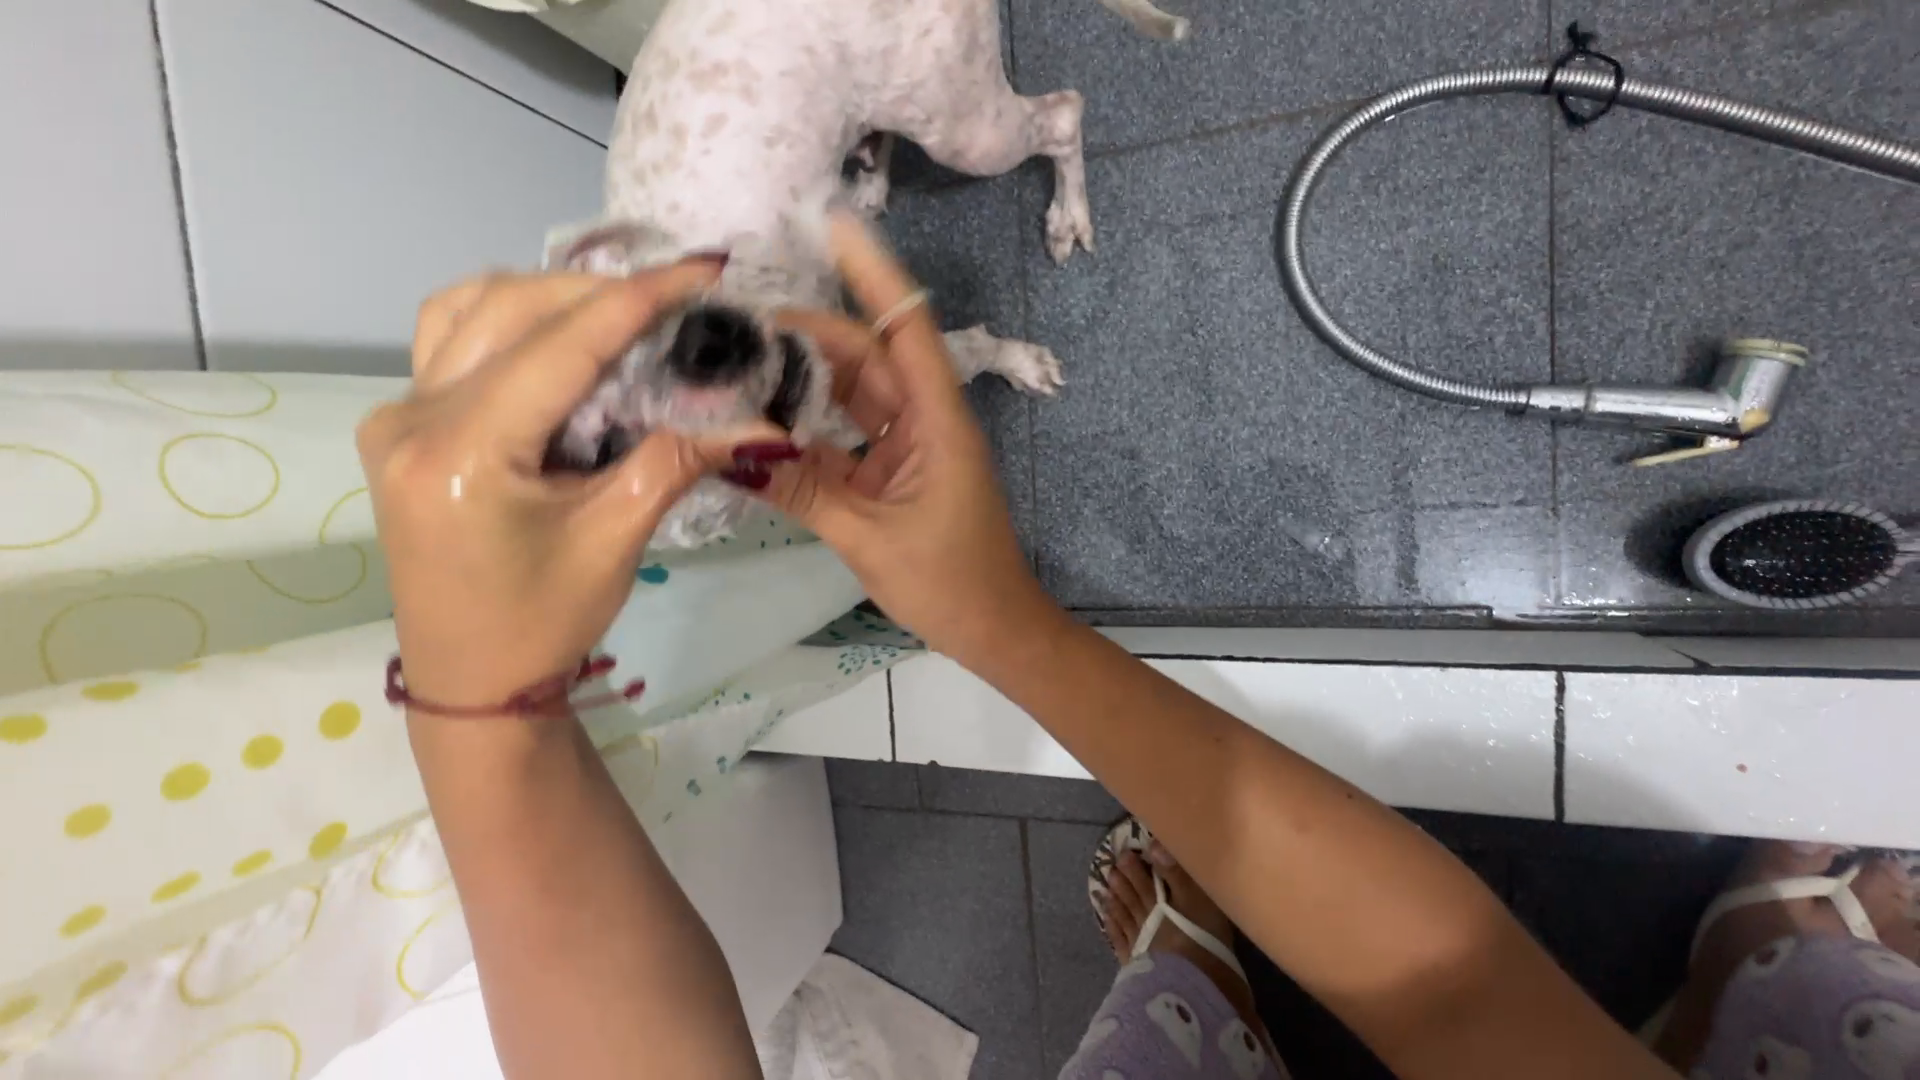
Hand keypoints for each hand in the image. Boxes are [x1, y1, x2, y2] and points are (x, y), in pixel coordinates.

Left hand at [359, 261, 786, 709]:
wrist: (472, 681)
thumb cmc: (544, 622)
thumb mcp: (617, 541)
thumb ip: (677, 463)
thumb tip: (761, 424)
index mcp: (464, 452)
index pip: (563, 346)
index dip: (639, 298)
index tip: (703, 270)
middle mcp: (413, 418)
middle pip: (510, 308)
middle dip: (601, 290)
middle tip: (676, 296)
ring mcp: (396, 418)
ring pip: (470, 310)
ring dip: (550, 295)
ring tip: (621, 306)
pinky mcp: (402, 427)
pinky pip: (451, 340)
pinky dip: (509, 319)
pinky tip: (556, 335)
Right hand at [759, 214, 1060, 663]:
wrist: (995, 630)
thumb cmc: (949, 584)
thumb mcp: (868, 537)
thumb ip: (801, 491)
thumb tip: (729, 453)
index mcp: (938, 422)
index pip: (907, 329)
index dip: (874, 274)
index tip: (833, 226)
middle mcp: (926, 421)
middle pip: (870, 358)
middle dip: (811, 338)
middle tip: (742, 326)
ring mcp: (912, 448)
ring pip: (857, 396)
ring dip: (807, 382)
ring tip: (742, 367)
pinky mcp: (897, 475)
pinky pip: (851, 437)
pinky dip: (812, 431)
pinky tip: (766, 427)